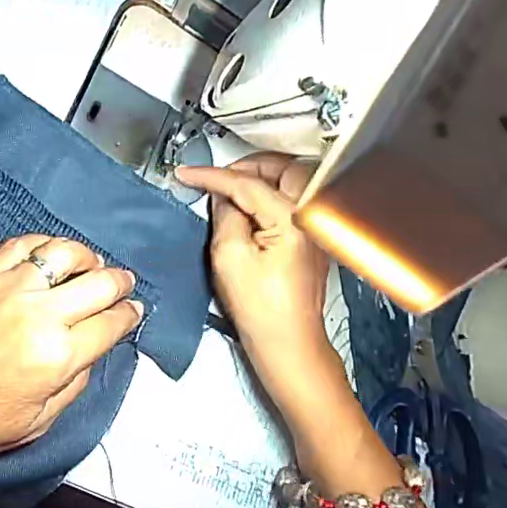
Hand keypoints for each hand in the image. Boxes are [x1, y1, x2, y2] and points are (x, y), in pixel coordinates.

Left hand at [0, 235, 142, 475]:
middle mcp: (38, 313)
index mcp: (57, 356)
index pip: (111, 324)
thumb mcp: (36, 423)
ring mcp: (6, 287)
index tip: (134, 311)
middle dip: (119, 283)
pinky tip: (49, 254)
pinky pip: (21, 244)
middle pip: (98, 283)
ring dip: (87, 257)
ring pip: (64, 253)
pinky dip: (43, 244)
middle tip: (123, 285)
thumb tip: (89, 351)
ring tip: (91, 264)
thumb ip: (73, 383)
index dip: (129, 316)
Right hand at [175, 154, 332, 355]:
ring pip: (293, 180)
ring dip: (261, 176)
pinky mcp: (312, 238)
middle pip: (283, 168)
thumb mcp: (227, 256)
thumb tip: (221, 197)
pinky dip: (271, 193)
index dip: (213, 176)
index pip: (247, 183)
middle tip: (216, 174)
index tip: (190, 173)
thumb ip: (224, 216)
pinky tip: (249, 204)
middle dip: (247, 165)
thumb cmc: (262, 309)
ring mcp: (316, 228)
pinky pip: (294, 200)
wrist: (286, 341)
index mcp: (293, 219)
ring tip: (230, 186)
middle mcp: (313, 218)